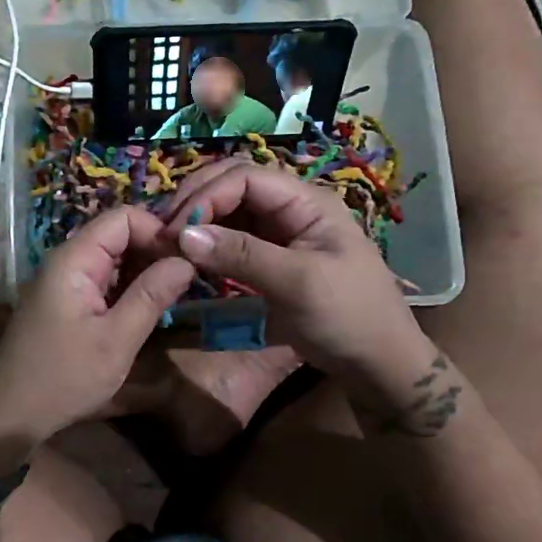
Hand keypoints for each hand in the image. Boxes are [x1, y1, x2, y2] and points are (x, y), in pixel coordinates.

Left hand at [0, 207, 195, 469]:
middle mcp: (66, 261)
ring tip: (176, 293)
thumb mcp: (116, 340)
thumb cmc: (63, 378)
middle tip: (188, 280)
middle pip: (118, 234)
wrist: (9, 415)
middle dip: (155, 250)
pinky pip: (103, 280)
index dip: (158, 231)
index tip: (187, 260)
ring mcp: (63, 282)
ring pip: (113, 258)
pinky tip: (150, 307)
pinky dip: (128, 287)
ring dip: (144, 270)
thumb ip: (151, 295)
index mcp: (74, 260)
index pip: (123, 218)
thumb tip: (187, 260)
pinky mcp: (65, 302)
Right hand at [158, 159, 436, 413]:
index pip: (245, 177)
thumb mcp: (297, 284)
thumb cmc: (349, 317)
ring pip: (228, 210)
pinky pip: (231, 238)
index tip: (174, 230)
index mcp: (307, 202)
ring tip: (169, 244)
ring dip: (198, 221)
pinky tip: (189, 257)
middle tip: (163, 232)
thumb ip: (242, 255)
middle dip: (196, 201)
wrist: (378, 364)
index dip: (206, 195)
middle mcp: (291, 208)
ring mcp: (280, 233)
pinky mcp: (270, 257)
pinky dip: (207, 243)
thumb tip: (183, 235)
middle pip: (233, 185)